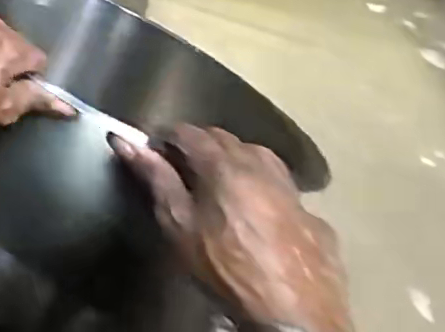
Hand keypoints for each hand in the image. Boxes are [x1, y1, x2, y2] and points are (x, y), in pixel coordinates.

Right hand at [113, 125, 352, 331]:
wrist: (295, 325)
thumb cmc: (224, 267)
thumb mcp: (177, 222)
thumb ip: (154, 176)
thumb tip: (122, 139)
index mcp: (225, 167)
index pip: (187, 131)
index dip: (164, 138)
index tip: (151, 155)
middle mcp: (263, 174)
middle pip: (226, 140)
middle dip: (199, 145)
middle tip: (181, 168)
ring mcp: (298, 201)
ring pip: (263, 160)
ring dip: (237, 160)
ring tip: (221, 183)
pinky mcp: (322, 228)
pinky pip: (289, 195)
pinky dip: (268, 193)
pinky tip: (260, 216)